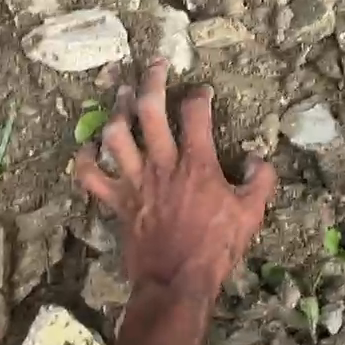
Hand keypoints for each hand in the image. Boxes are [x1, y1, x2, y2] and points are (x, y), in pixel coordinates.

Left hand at [74, 60, 278, 300]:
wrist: (176, 281)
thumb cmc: (216, 248)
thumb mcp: (251, 214)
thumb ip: (260, 180)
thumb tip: (257, 158)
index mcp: (196, 163)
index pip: (196, 113)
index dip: (200, 95)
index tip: (203, 91)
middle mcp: (162, 163)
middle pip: (149, 109)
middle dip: (151, 80)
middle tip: (154, 63)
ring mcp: (135, 181)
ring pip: (116, 134)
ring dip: (116, 110)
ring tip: (120, 93)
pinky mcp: (117, 200)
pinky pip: (90, 176)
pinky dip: (84, 159)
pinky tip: (87, 147)